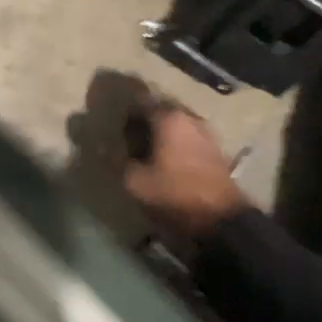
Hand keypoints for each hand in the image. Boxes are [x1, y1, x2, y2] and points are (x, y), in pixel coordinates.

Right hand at [123, 105, 249, 238]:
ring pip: (175, 125)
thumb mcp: (135, 182)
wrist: (220, 218)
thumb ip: (117, 160)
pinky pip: (188, 137)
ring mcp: (206, 131)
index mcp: (168, 117)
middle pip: (159, 111)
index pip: (139, 103)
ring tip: (147, 154)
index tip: (116, 133)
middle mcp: (189, 116)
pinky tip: (167, 162)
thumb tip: (101, 145)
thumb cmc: (174, 193)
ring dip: (160, 135)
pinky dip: (175, 144)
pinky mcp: (215, 148)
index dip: (124, 117)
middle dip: (143, 124)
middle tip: (129, 143)